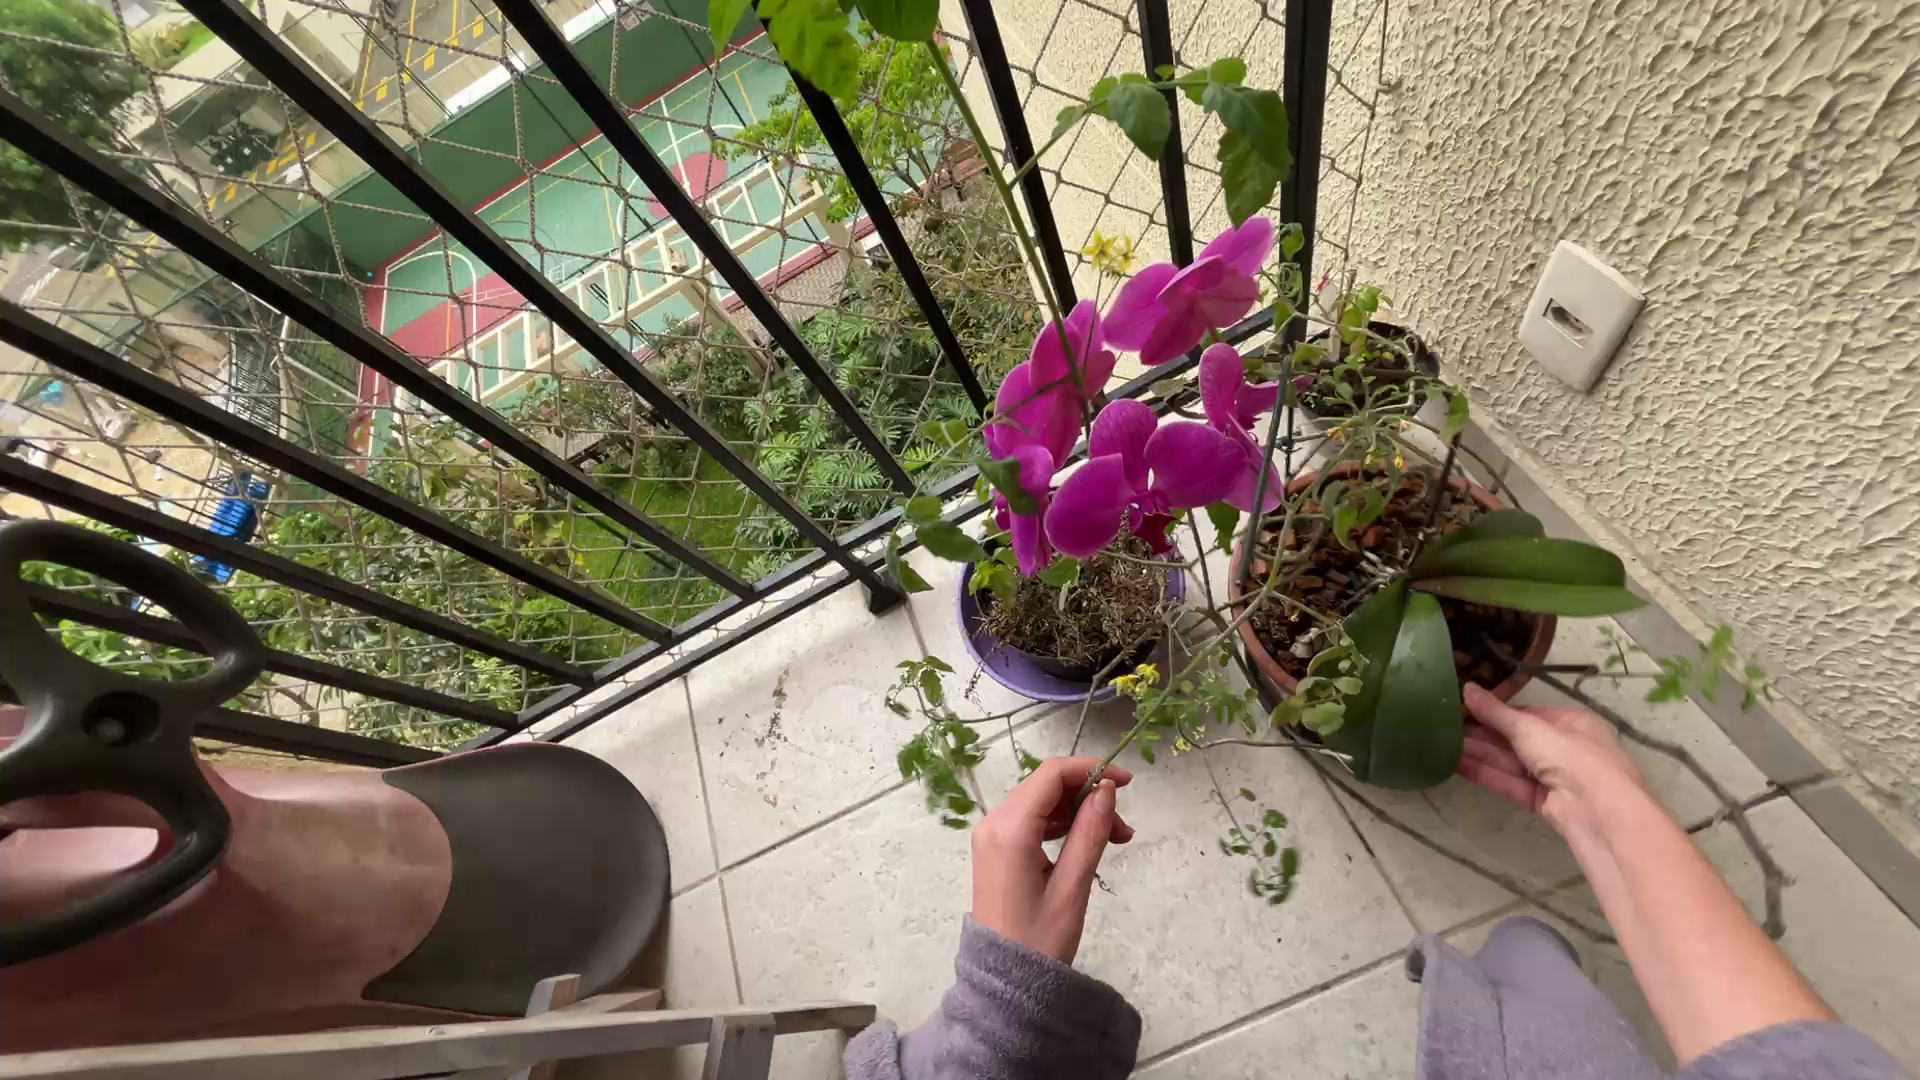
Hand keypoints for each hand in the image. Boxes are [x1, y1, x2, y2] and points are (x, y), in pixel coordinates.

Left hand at [970, 756, 1134, 964]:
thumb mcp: (1071, 888)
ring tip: (1115, 839)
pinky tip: (1087, 841)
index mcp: (1008, 828)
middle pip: (1046, 785)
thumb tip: (1106, 789)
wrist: (1003, 986)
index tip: (1127, 782)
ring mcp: (991, 834)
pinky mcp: (996, 847)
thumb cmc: (1039, 942)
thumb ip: (1089, 833)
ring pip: (1041, 801)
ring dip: (1077, 811)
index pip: (1051, 775)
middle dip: (1088, 795)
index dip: (1090, 769)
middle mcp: (994, 822)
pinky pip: (1031, 819)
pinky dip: (1060, 823)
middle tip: (1124, 828)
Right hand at [1456, 682, 1652, 845]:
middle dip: (1482, 733)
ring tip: (1440, 743)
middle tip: (1444, 725)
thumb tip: (1466, 687)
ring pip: (1510, 761)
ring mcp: (1555, 777)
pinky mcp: (1543, 801)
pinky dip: (1484, 773)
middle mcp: (1566, 749)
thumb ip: (1494, 712)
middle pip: (1515, 739)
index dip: (1494, 711)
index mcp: (1572, 724)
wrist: (1600, 814)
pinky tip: (1454, 764)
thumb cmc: (1571, 757)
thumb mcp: (1529, 728)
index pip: (1526, 714)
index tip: (1462, 708)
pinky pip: (1510, 782)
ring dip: (1478, 753)